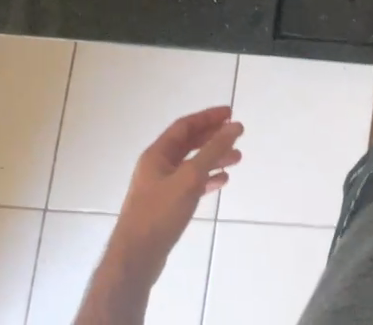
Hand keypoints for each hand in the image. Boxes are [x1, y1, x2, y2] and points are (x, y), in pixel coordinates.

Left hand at [108, 107, 242, 282]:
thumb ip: (213, 150)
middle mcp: (157, 167)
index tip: (231, 114)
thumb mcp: (190, 177)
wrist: (135, 259)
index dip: (208, 117)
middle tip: (236, 135)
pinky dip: (207, 179)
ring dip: (214, 158)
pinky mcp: (166, 206)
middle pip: (189, 144)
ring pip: (191, 164)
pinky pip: (190, 184)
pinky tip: (222, 181)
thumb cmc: (160, 213)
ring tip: (237, 158)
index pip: (185, 126)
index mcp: (157, 155)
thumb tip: (234, 126)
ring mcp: (160, 187)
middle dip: (213, 138)